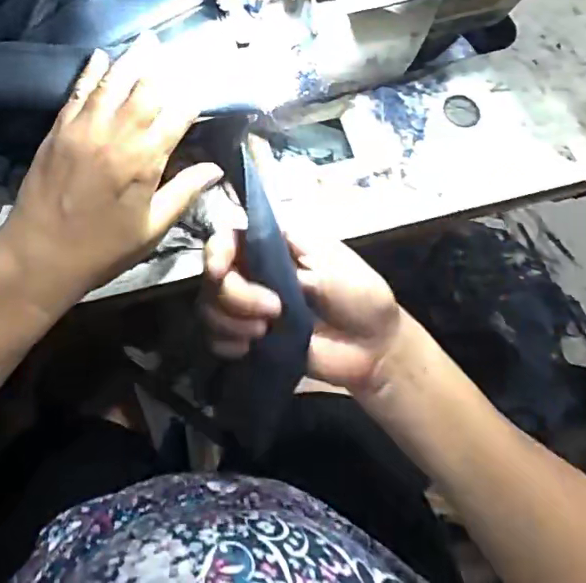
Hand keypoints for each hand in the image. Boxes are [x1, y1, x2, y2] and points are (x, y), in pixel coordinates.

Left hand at [0, 39, 223, 319]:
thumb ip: (184, 192)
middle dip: (164, 66)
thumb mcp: (152, 227)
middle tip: (176, 49)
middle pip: (147, 88)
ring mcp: (85, 128)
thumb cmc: (102, 248)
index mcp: (145, 160)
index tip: (203, 87)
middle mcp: (117, 135)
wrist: (39, 255)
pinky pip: (79, 91)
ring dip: (132, 59)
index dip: (194, 98)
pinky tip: (101, 55)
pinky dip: (92, 71)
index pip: (178, 114)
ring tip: (146, 40)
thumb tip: (215, 169)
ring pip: (113, 82)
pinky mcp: (59, 129)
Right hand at [201, 221, 405, 393]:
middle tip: (273, 312)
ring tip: (263, 333)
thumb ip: (298, 266)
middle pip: (214, 275)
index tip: (220, 270)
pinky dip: (225, 344)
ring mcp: (249, 305)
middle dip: (236, 295)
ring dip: (230, 322)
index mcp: (274, 245)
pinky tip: (248, 349)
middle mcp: (254, 269)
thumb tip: (264, 268)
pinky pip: (216, 338)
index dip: (217, 250)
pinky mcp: (249, 338)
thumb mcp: (338, 270)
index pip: (229, 236)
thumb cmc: (362, 296)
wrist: (375, 348)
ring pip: (209, 306)